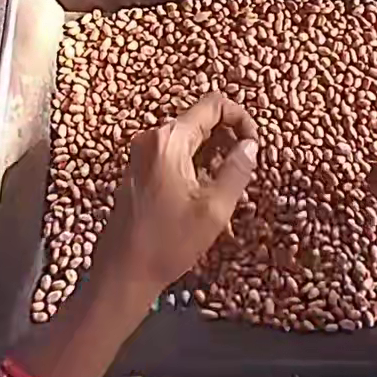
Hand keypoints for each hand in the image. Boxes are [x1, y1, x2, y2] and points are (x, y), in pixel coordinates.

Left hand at [90, 92, 259, 301]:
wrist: (123, 272)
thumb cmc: (168, 242)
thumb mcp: (215, 209)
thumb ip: (237, 170)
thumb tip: (250, 145)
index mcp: (169, 140)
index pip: (213, 104)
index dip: (241, 118)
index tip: (253, 145)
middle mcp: (152, 138)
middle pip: (201, 119)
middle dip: (229, 137)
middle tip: (244, 167)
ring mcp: (142, 153)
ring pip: (189, 137)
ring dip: (214, 152)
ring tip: (227, 184)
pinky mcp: (140, 169)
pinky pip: (175, 153)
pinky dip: (196, 162)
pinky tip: (205, 191)